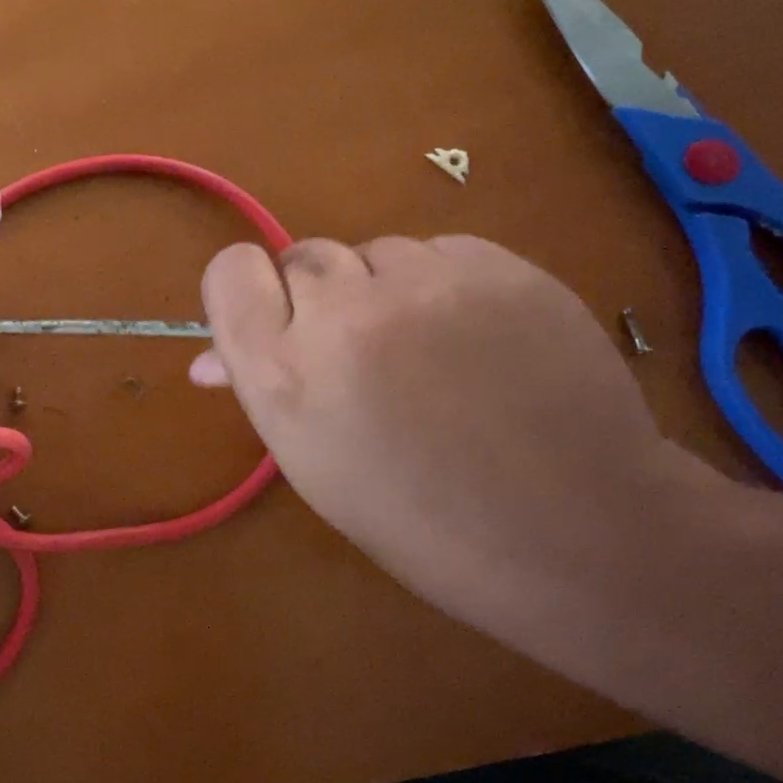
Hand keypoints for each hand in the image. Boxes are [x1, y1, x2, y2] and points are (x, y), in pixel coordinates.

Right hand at [189, 236, 672, 602]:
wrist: (573, 530)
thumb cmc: (415, 513)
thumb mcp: (309, 459)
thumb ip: (257, 387)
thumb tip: (209, 358)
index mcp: (282, 371)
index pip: (230, 270)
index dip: (250, 291)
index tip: (275, 321)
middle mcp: (343, 314)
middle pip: (303, 256)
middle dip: (320, 295)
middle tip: (361, 351)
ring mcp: (429, 285)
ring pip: (376, 252)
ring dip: (386, 287)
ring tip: (428, 349)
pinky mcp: (504, 270)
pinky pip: (444, 252)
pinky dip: (446, 284)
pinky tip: (478, 337)